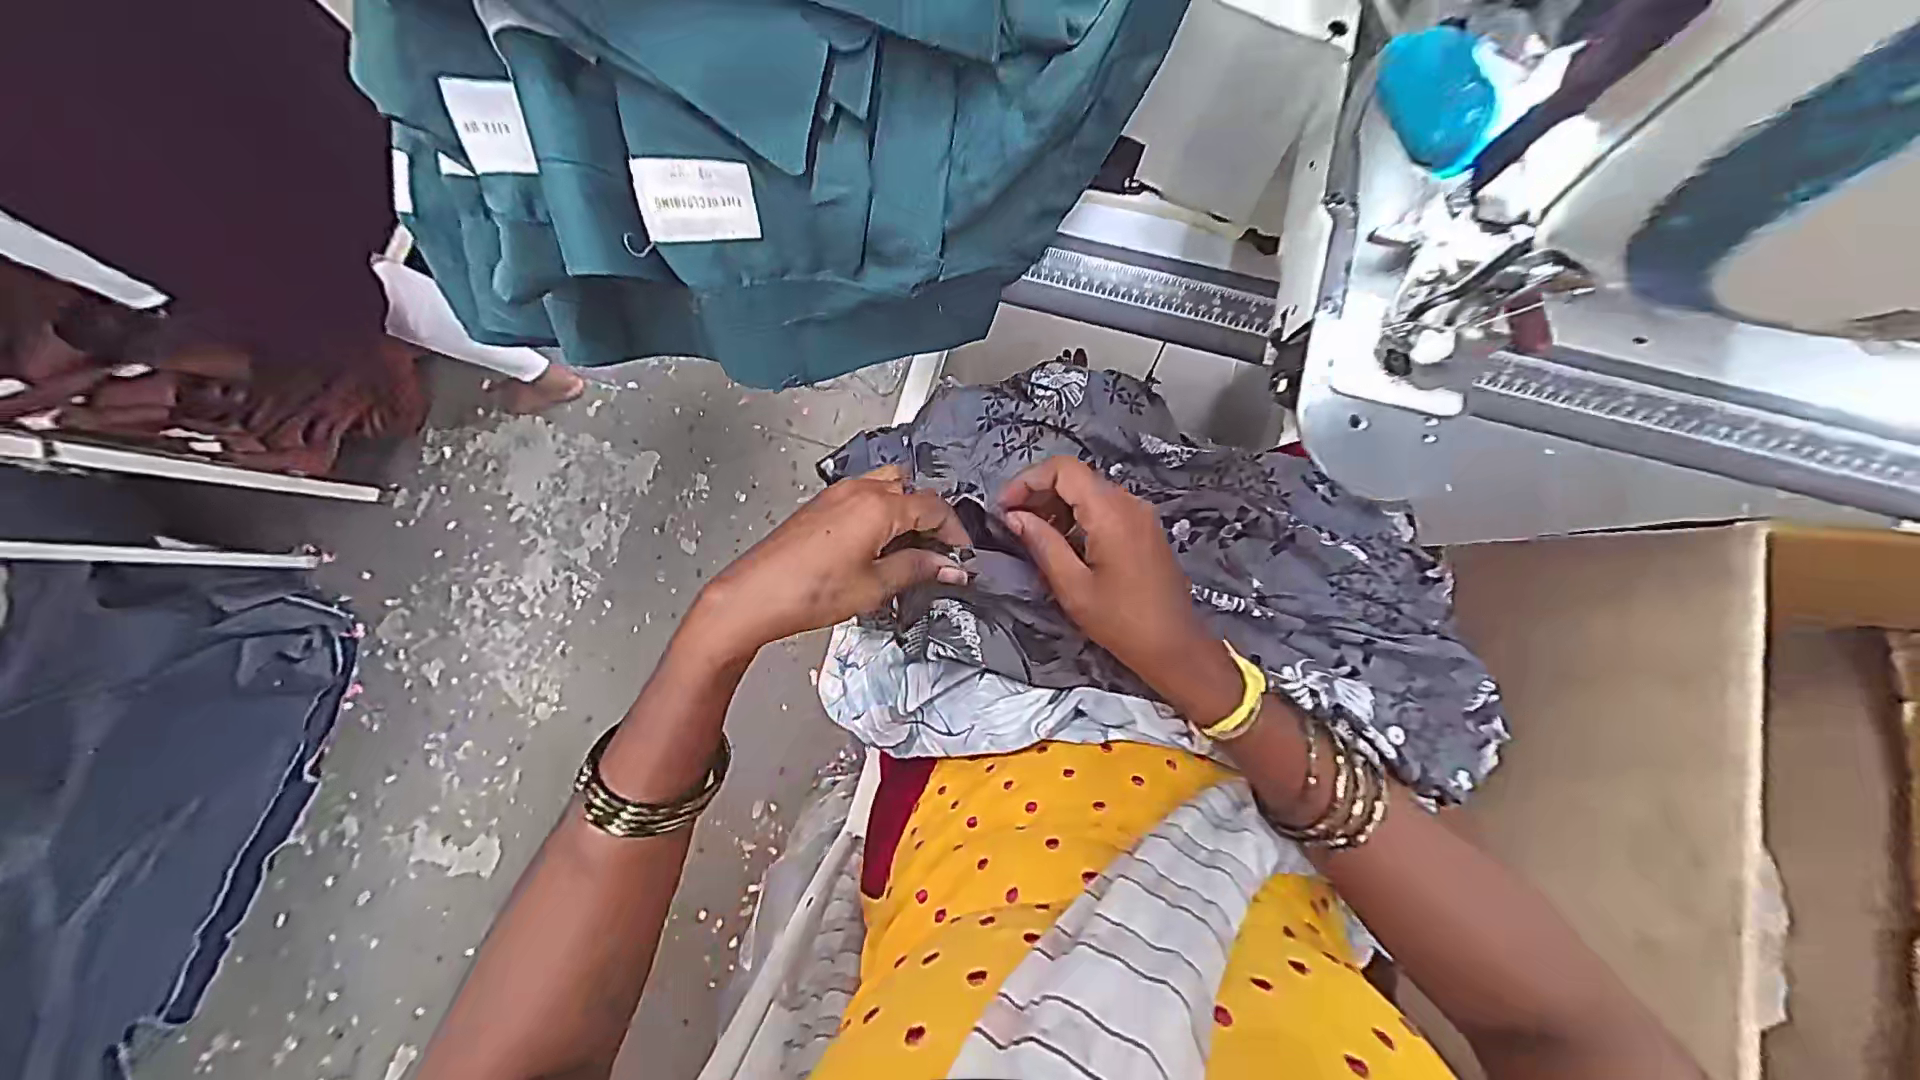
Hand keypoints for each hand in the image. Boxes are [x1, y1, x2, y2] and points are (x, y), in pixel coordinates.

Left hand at [687, 465, 970, 659]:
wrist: (753, 595)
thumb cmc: (806, 591)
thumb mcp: (874, 586)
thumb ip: (917, 569)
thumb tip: (947, 566)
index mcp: (878, 506)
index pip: (934, 507)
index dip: (954, 531)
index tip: (960, 553)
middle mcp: (858, 490)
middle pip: (912, 489)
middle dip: (932, 517)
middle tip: (938, 550)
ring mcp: (837, 494)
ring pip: (888, 486)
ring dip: (906, 509)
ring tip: (910, 546)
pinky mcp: (821, 505)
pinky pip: (864, 494)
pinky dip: (882, 510)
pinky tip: (879, 543)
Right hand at [997, 456, 1239, 721]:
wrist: (1174, 645)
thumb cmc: (1121, 621)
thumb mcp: (1072, 586)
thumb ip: (1041, 543)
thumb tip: (1014, 517)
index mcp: (1111, 513)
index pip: (1063, 469)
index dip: (1027, 480)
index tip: (1005, 507)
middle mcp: (1129, 503)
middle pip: (1076, 477)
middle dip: (1038, 493)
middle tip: (1012, 522)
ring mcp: (1140, 514)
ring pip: (1089, 491)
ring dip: (1056, 506)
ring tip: (1033, 535)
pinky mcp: (1144, 528)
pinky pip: (1105, 508)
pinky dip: (1077, 516)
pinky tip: (1062, 543)